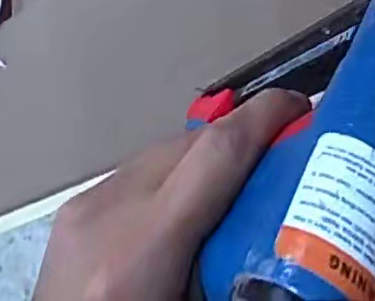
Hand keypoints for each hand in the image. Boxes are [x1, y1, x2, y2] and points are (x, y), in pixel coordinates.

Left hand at [34, 89, 310, 300]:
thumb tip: (288, 231)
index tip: (301, 107)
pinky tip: (191, 206)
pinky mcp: (73, 211)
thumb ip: (239, 268)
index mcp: (140, 255)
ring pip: (167, 151)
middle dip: (243, 137)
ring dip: (209, 158)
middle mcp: (107, 215)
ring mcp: (84, 208)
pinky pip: (140, 172)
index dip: (265, 116)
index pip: (216, 153)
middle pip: (193, 143)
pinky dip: (175, 177)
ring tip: (242, 182)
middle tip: (284, 151)